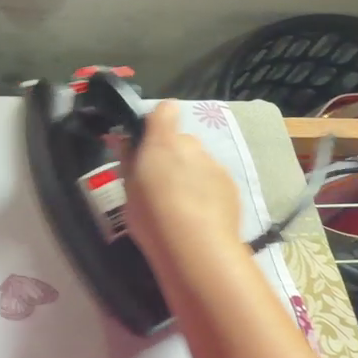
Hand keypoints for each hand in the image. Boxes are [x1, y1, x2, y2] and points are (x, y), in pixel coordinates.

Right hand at [123, 101, 244, 265]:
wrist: (196, 247)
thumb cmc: (151, 215)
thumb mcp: (127, 188)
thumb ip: (128, 160)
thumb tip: (125, 141)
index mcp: (162, 142)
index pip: (165, 109)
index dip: (157, 120)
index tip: (147, 140)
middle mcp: (192, 146)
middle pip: (181, 140)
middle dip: (171, 155)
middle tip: (158, 182)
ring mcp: (215, 165)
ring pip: (199, 162)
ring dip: (189, 174)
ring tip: (180, 204)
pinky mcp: (232, 186)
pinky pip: (214, 180)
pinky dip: (205, 190)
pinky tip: (198, 215)